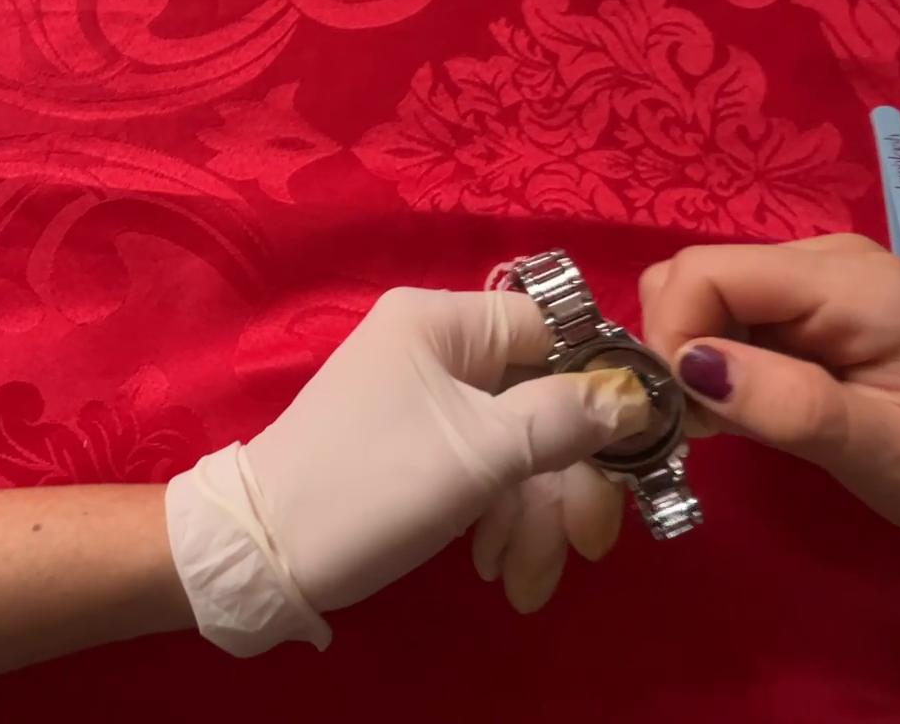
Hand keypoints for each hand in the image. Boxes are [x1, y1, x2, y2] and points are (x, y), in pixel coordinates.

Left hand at [165, 289, 652, 654]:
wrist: (266, 553)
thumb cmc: (371, 485)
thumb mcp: (479, 453)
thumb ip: (564, 417)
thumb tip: (632, 394)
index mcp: (441, 321)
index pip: (550, 328)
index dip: (597, 382)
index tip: (631, 448)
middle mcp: (434, 347)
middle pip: (539, 397)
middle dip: (565, 478)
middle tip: (586, 544)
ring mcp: (426, 398)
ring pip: (517, 444)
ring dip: (533, 514)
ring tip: (521, 577)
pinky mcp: (420, 444)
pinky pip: (484, 467)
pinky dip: (500, 516)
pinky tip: (498, 568)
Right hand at [638, 234, 899, 570]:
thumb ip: (799, 410)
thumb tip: (688, 364)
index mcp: (852, 285)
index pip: (706, 273)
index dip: (671, 334)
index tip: (685, 411)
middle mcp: (823, 262)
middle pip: (691, 274)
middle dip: (673, 346)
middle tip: (705, 423)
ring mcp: (815, 279)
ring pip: (697, 292)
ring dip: (688, 356)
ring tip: (730, 420)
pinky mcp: (808, 305)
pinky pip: (724, 312)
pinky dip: (710, 359)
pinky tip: (748, 404)